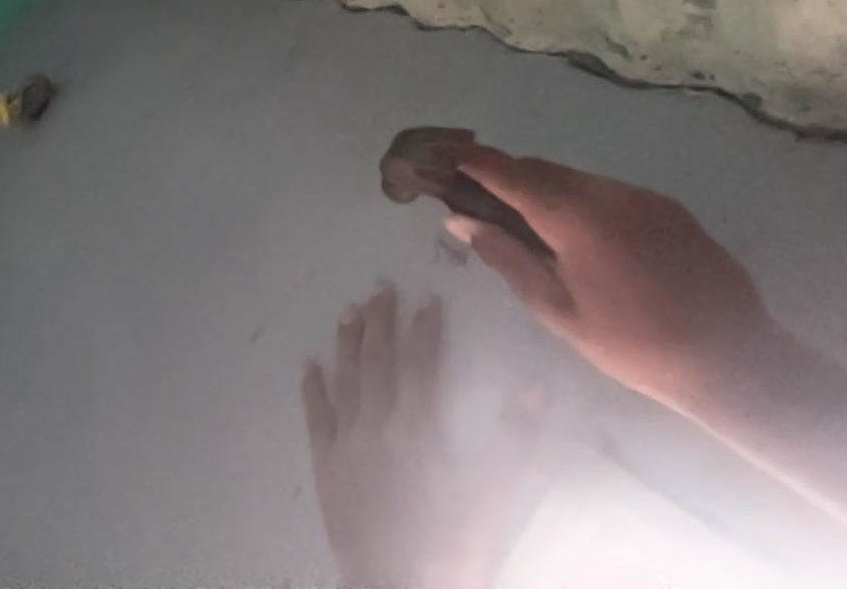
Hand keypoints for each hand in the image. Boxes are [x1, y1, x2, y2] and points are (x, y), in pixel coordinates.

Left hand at [302, 284, 544, 588]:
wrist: (394, 587)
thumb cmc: (450, 547)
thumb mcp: (492, 499)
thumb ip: (516, 443)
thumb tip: (538, 390)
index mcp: (419, 427)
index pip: (422, 363)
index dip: (425, 329)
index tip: (427, 299)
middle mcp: (377, 423)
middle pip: (378, 360)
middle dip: (381, 321)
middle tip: (380, 288)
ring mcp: (345, 442)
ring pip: (345, 378)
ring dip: (347, 342)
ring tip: (349, 312)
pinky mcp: (324, 464)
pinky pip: (316, 416)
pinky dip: (312, 388)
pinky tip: (308, 365)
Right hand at [447, 147, 775, 410]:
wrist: (736, 361)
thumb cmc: (633, 344)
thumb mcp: (557, 310)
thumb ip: (506, 257)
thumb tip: (461, 220)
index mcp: (576, 218)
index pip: (511, 173)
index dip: (474, 162)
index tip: (445, 158)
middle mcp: (608, 193)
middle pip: (541, 169)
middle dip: (506, 178)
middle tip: (481, 204)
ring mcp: (642, 197)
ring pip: (574, 178)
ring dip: (542, 190)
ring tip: (531, 227)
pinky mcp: (667, 207)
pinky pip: (606, 191)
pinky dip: (578, 200)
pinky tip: (581, 239)